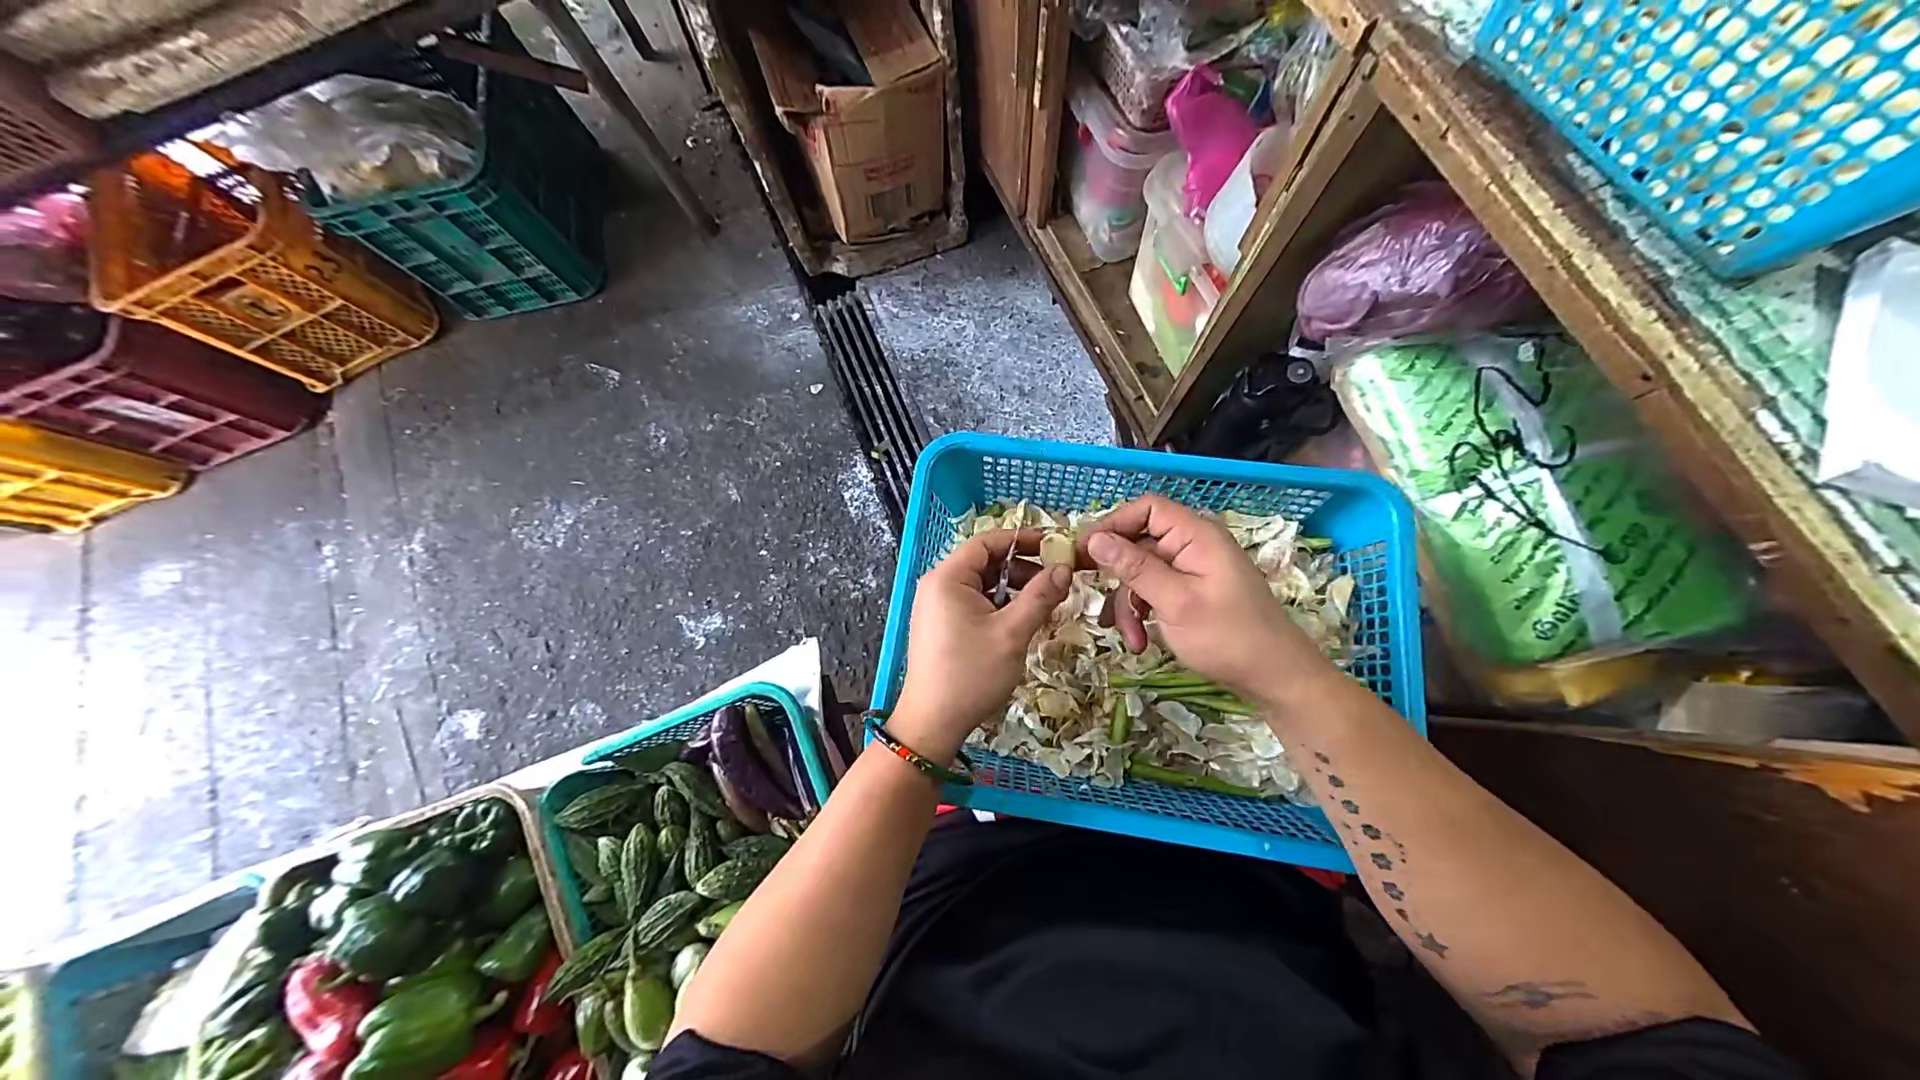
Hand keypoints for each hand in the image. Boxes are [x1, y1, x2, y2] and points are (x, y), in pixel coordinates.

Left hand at [891, 530, 1071, 761]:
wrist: (933, 722)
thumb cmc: (971, 674)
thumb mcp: (1012, 633)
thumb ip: (1040, 597)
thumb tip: (1065, 568)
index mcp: (947, 577)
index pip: (987, 542)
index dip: (1023, 541)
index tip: (1055, 546)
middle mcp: (937, 585)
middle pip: (984, 562)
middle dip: (1022, 568)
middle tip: (1056, 581)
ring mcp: (936, 607)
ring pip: (981, 584)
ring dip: (1013, 589)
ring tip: (1043, 604)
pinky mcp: (940, 626)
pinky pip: (973, 603)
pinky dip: (998, 605)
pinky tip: (1021, 620)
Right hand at [1083, 495, 1334, 703]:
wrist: (1274, 678)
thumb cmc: (1229, 637)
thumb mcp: (1176, 603)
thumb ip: (1135, 568)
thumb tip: (1095, 539)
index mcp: (1197, 536)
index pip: (1147, 508)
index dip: (1114, 524)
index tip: (1085, 551)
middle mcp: (1193, 545)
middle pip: (1139, 542)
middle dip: (1117, 574)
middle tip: (1086, 591)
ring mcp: (1192, 570)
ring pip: (1141, 572)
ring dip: (1128, 603)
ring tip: (1129, 636)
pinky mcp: (1190, 592)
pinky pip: (1154, 591)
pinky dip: (1142, 613)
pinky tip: (1139, 641)